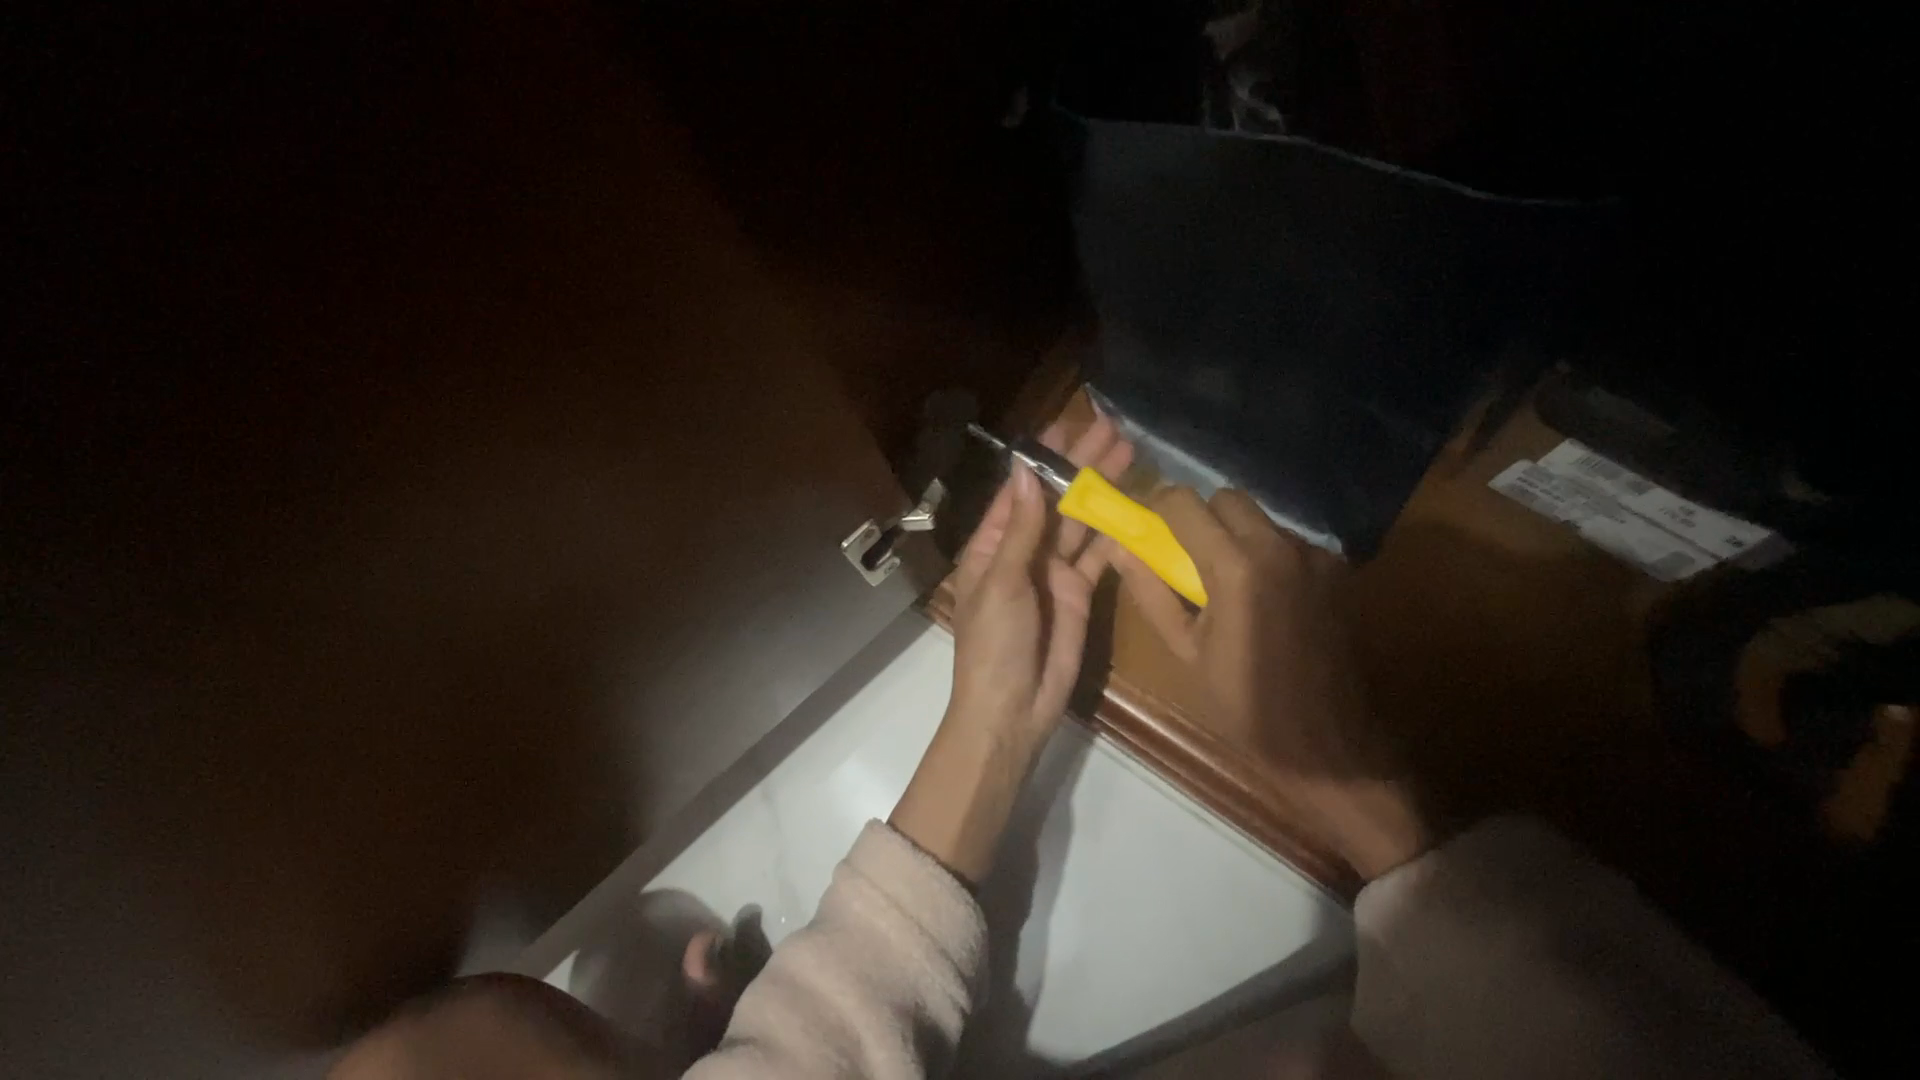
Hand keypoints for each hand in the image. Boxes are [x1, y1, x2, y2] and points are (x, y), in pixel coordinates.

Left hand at [945, 414, 1133, 738]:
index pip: (1019, 490)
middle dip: (1080, 465)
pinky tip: (1135, 503)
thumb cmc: (993, 644)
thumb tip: (1024, 469)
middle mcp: (1024, 551)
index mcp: (992, 545)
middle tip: (1113, 429)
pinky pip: (1098, 554)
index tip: (1069, 424)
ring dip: (1101, 490)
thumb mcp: (1001, 582)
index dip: (1043, 458)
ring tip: (1129, 453)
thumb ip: (1020, 529)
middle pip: (1054, 499)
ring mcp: (1053, 571)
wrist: (1012, 708)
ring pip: (1080, 521)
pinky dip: (1114, 530)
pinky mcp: (1080, 593)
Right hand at [1113, 488, 1428, 879]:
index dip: (1156, 508)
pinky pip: (1285, 542)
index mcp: (1236, 568)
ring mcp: (1314, 556)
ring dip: (1232, 535)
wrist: (1329, 744)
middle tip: (1182, 557)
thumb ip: (1152, 592)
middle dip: (1198, 517)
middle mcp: (1279, 547)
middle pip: (1226, 499)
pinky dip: (1263, 554)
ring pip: (1259, 519)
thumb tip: (1121, 550)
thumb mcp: (1186, 652)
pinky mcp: (1334, 571)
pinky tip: (1260, 598)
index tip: (1144, 529)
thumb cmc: (1245, 706)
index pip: (1183, 502)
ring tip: (1222, 584)